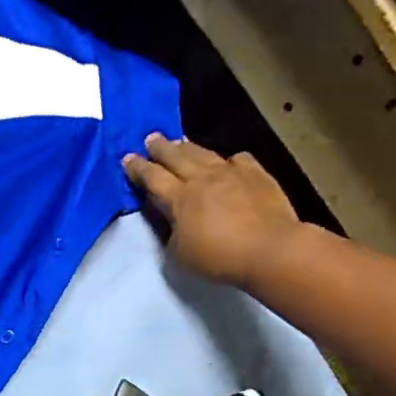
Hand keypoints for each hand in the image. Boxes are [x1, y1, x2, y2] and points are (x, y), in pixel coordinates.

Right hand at [123, 134, 302, 284]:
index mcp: (180, 198)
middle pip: (177, 157)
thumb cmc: (217, 257)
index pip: (153, 178)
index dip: (138, 168)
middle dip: (161, 148)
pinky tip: (226, 162)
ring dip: (188, 148)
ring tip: (179, 142)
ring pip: (204, 153)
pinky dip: (226, 160)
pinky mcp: (257, 174)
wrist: (268, 249)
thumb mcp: (178, 253)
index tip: (127, 158)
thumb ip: (171, 231)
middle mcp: (203, 178)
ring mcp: (232, 173)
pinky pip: (237, 160)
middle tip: (151, 138)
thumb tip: (174, 219)